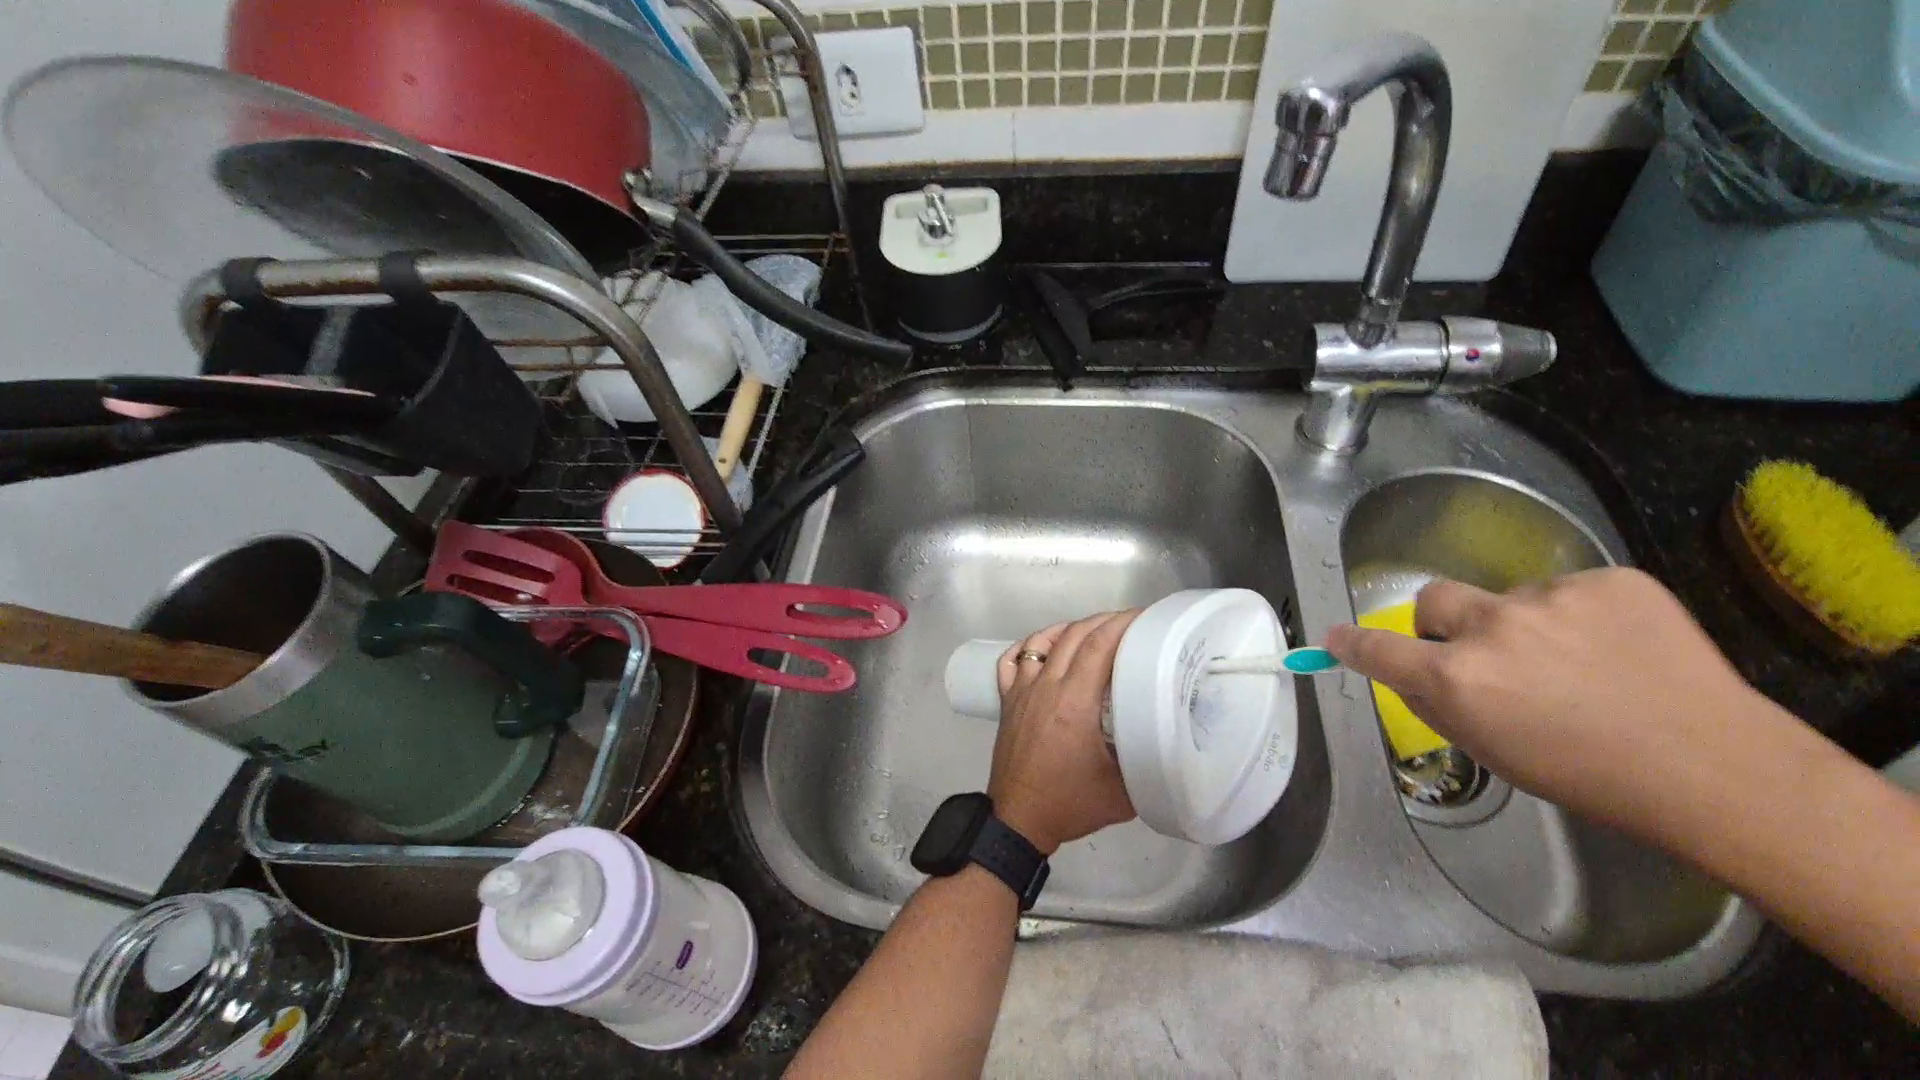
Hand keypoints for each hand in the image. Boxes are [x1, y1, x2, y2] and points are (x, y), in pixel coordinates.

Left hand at [987, 610, 1141, 855]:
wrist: (1019, 821)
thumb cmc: (1070, 805)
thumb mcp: (1124, 790)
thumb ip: (1147, 761)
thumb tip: (1172, 739)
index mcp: (1075, 704)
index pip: (1099, 647)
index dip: (1122, 625)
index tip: (1145, 618)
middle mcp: (1046, 688)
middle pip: (1074, 636)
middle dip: (1104, 622)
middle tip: (1130, 623)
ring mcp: (1022, 692)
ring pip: (1043, 642)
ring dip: (1071, 628)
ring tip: (1095, 630)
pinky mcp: (1007, 702)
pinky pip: (1013, 660)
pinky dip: (1031, 645)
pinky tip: (1046, 646)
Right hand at [1324, 567, 1778, 836]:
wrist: (1714, 767)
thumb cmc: (1591, 778)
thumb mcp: (1495, 752)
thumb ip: (1444, 705)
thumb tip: (1419, 674)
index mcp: (1460, 679)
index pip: (1379, 649)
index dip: (1353, 642)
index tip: (1336, 636)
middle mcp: (1494, 629)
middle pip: (1433, 598)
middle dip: (1444, 622)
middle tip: (1483, 651)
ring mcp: (1553, 597)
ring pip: (1510, 598)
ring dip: (1525, 624)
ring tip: (1582, 664)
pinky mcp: (1609, 579)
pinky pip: (1570, 590)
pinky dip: (1581, 616)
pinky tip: (1618, 650)